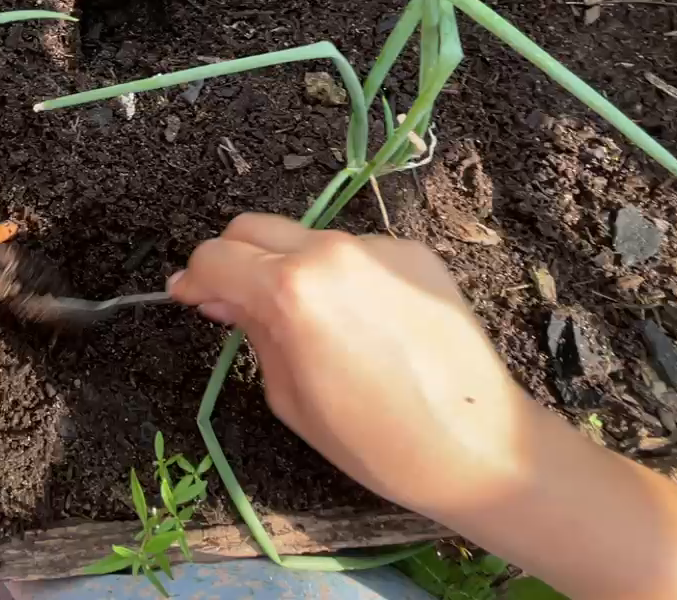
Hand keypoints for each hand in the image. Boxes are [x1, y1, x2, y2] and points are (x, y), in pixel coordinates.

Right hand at [170, 215, 676, 599]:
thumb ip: (249, 331)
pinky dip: (337, 274)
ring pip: (301, 236)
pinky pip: (351, 250)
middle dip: (232, 259)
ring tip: (310, 318)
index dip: (194, 277)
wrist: (487, 450)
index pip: (215, 256)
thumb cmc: (376, 441)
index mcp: (291, 290)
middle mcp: (328, 250)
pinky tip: (361, 318)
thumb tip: (219, 297)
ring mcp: (374, 245)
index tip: (190, 297)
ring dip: (285, 265)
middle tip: (237, 303)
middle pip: (250, 227)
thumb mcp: (289, 396)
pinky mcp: (411, 249)